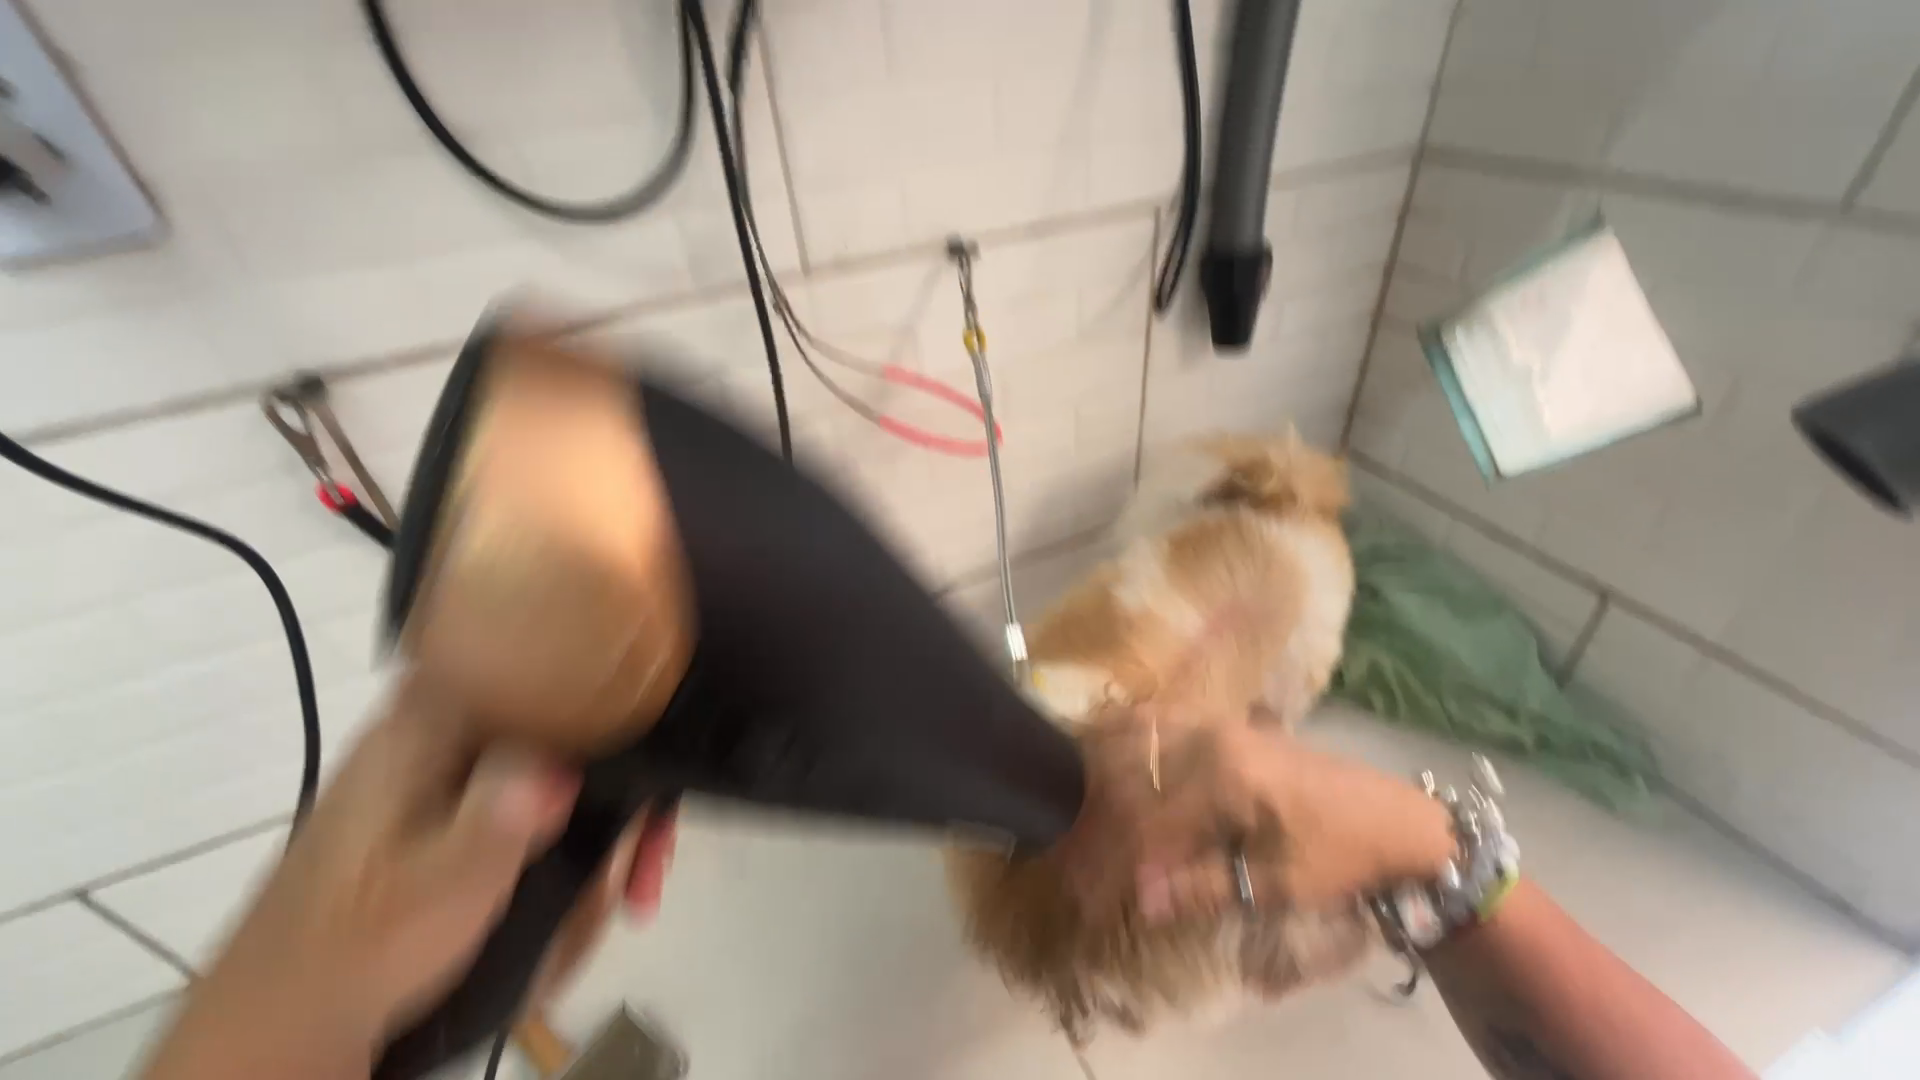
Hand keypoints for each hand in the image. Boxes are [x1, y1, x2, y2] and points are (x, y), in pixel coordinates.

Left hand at [142, 681, 676, 1079]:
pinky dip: (581, 835)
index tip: (654, 733)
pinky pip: (544, 800)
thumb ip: (498, 819)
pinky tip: (602, 887)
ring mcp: (453, 775)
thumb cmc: (360, 946)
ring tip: (636, 881)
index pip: (533, 663)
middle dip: (623, 782)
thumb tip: (565, 768)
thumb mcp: (437, 885)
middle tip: (653, 844)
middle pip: (565, 724)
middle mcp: (444, 735)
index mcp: (428, 726)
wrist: (286, 1022)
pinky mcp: (459, 812)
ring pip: (562, 765)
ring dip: (609, 818)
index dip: (606, 686)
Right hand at [1129, 715, 1455, 922]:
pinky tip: (1138, 766)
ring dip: (1122, 764)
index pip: (1155, 815)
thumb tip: (1144, 899)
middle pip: (1141, 764)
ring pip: (1152, 734)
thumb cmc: (1340, 855)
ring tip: (1103, 798)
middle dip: (1113, 804)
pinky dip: (1148, 743)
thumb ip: (1204, 884)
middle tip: (1098, 840)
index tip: (1116, 888)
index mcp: (1223, 771)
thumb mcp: (1275, 882)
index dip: (1132, 856)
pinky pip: (1174, 726)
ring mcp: (1225, 725)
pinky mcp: (1236, 727)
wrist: (1398, 820)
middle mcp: (1215, 736)